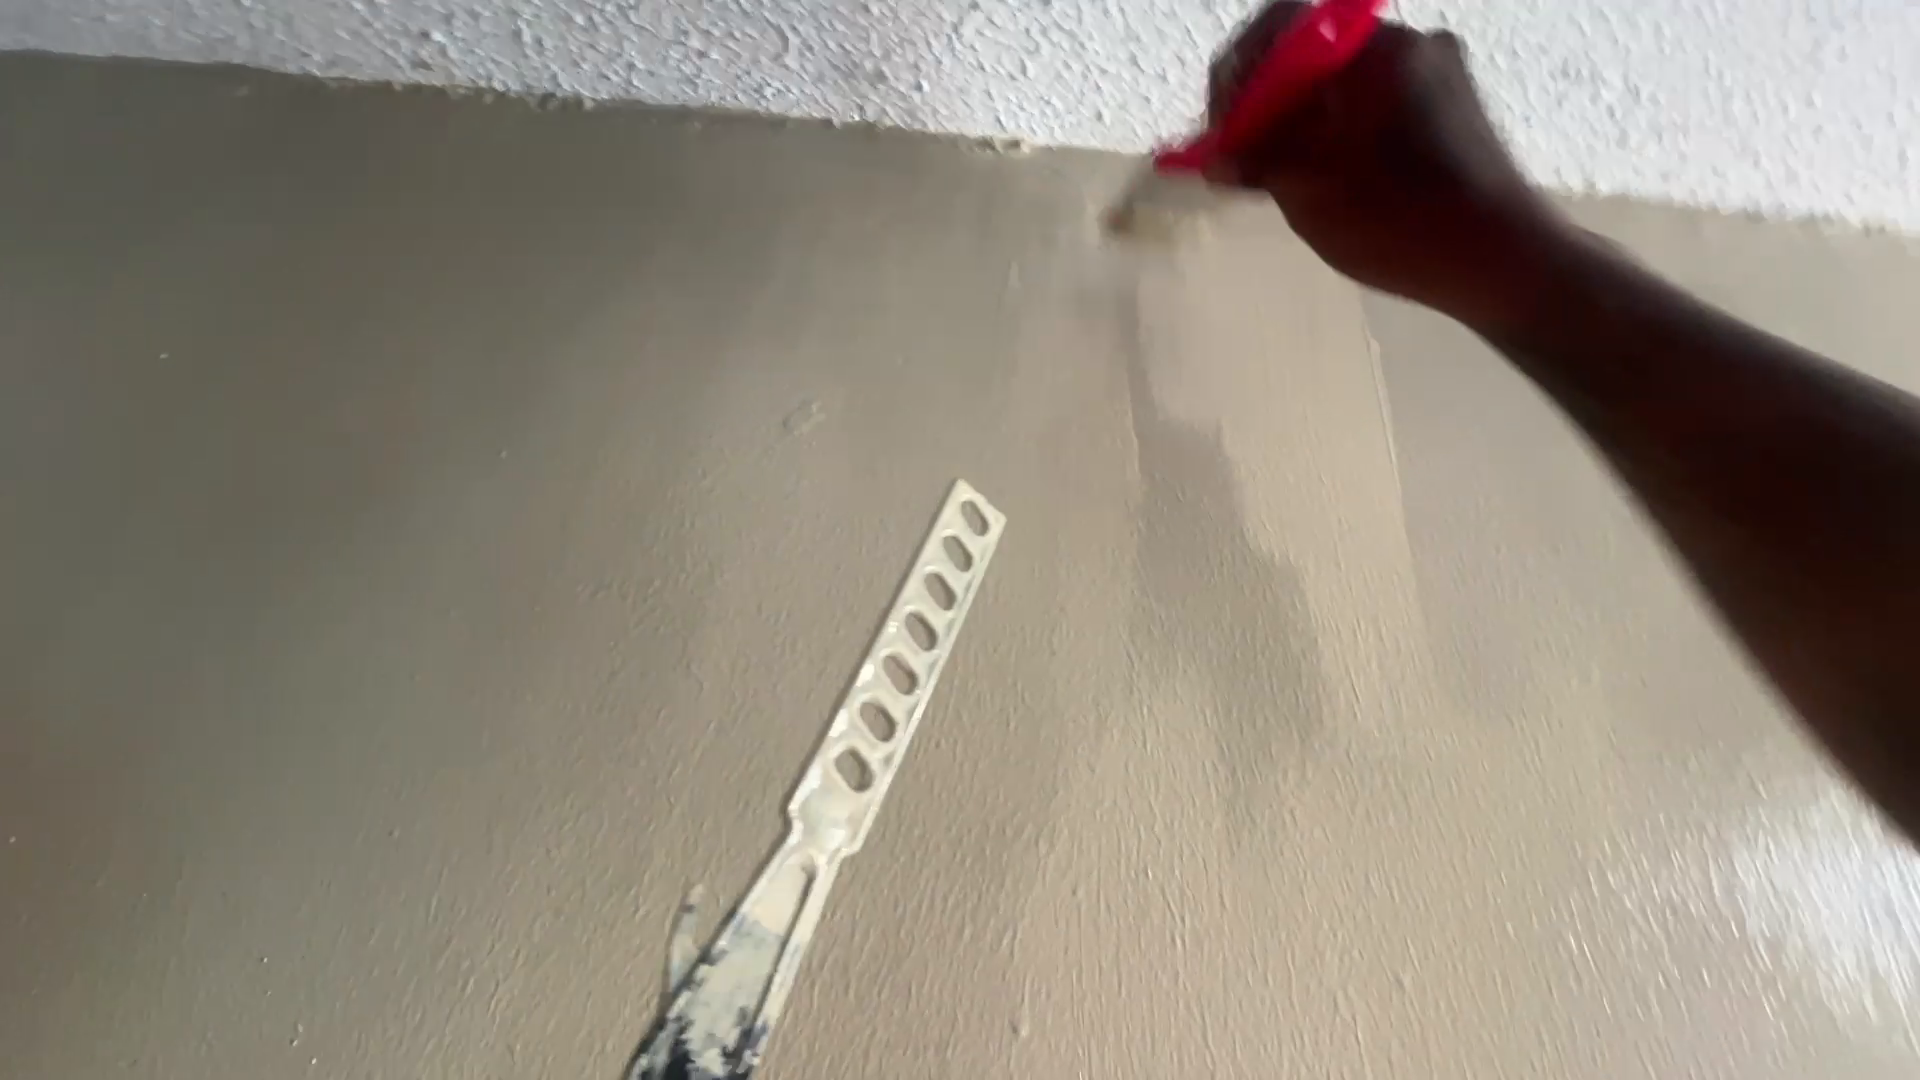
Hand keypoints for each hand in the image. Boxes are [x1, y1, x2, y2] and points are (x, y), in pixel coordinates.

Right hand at [1207, 2, 1568, 325]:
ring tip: (1276, 180)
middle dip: (1263, 105)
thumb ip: (1256, 160)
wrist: (1495, 257)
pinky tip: (1321, 181)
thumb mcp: (1309, 190)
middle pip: (1308, 56)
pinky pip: (1367, 107)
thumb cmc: (1396, 219)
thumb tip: (1212, 158)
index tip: (1218, 128)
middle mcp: (1407, 44)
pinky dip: (1332, 135)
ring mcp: (1431, 76)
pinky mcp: (1444, 111)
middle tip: (1238, 159)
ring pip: (1336, 87)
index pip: (1281, 28)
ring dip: (1296, 125)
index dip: (1235, 73)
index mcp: (1371, 51)